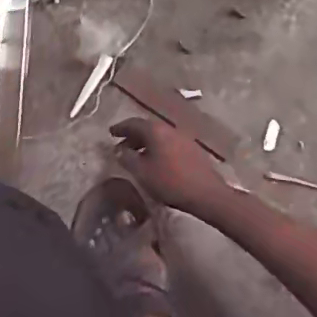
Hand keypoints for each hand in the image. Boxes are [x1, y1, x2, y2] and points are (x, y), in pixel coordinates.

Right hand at [110, 118, 235, 214]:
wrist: (205, 193)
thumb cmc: (170, 181)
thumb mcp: (142, 172)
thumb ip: (127, 158)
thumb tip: (119, 150)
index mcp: (155, 130)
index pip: (134, 123)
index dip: (121, 127)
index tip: (111, 132)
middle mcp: (169, 129)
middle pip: (147, 128)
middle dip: (133, 136)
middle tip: (121, 146)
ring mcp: (183, 138)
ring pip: (159, 136)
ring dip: (146, 143)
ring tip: (136, 156)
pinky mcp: (192, 149)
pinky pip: (169, 143)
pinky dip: (158, 148)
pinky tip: (155, 161)